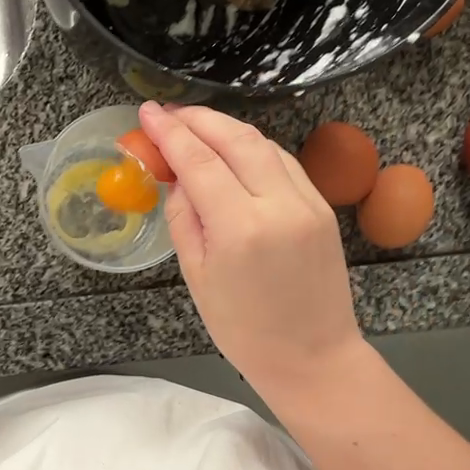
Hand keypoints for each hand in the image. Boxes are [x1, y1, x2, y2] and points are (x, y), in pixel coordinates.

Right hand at [139, 102, 365, 398]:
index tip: (147, 112)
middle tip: (168, 113)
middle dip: (199, 119)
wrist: (311, 356)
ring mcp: (308, 202)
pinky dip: (254, 148)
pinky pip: (284, 163)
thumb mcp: (196, 277)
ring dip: (227, 129)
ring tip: (196, 128)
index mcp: (240, 228)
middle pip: (236, 139)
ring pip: (264, 144)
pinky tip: (233, 152)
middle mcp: (278, 205)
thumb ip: (184, 220)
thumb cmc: (242, 329)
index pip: (199, 161)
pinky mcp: (322, 207)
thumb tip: (179, 180)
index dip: (169, 132)